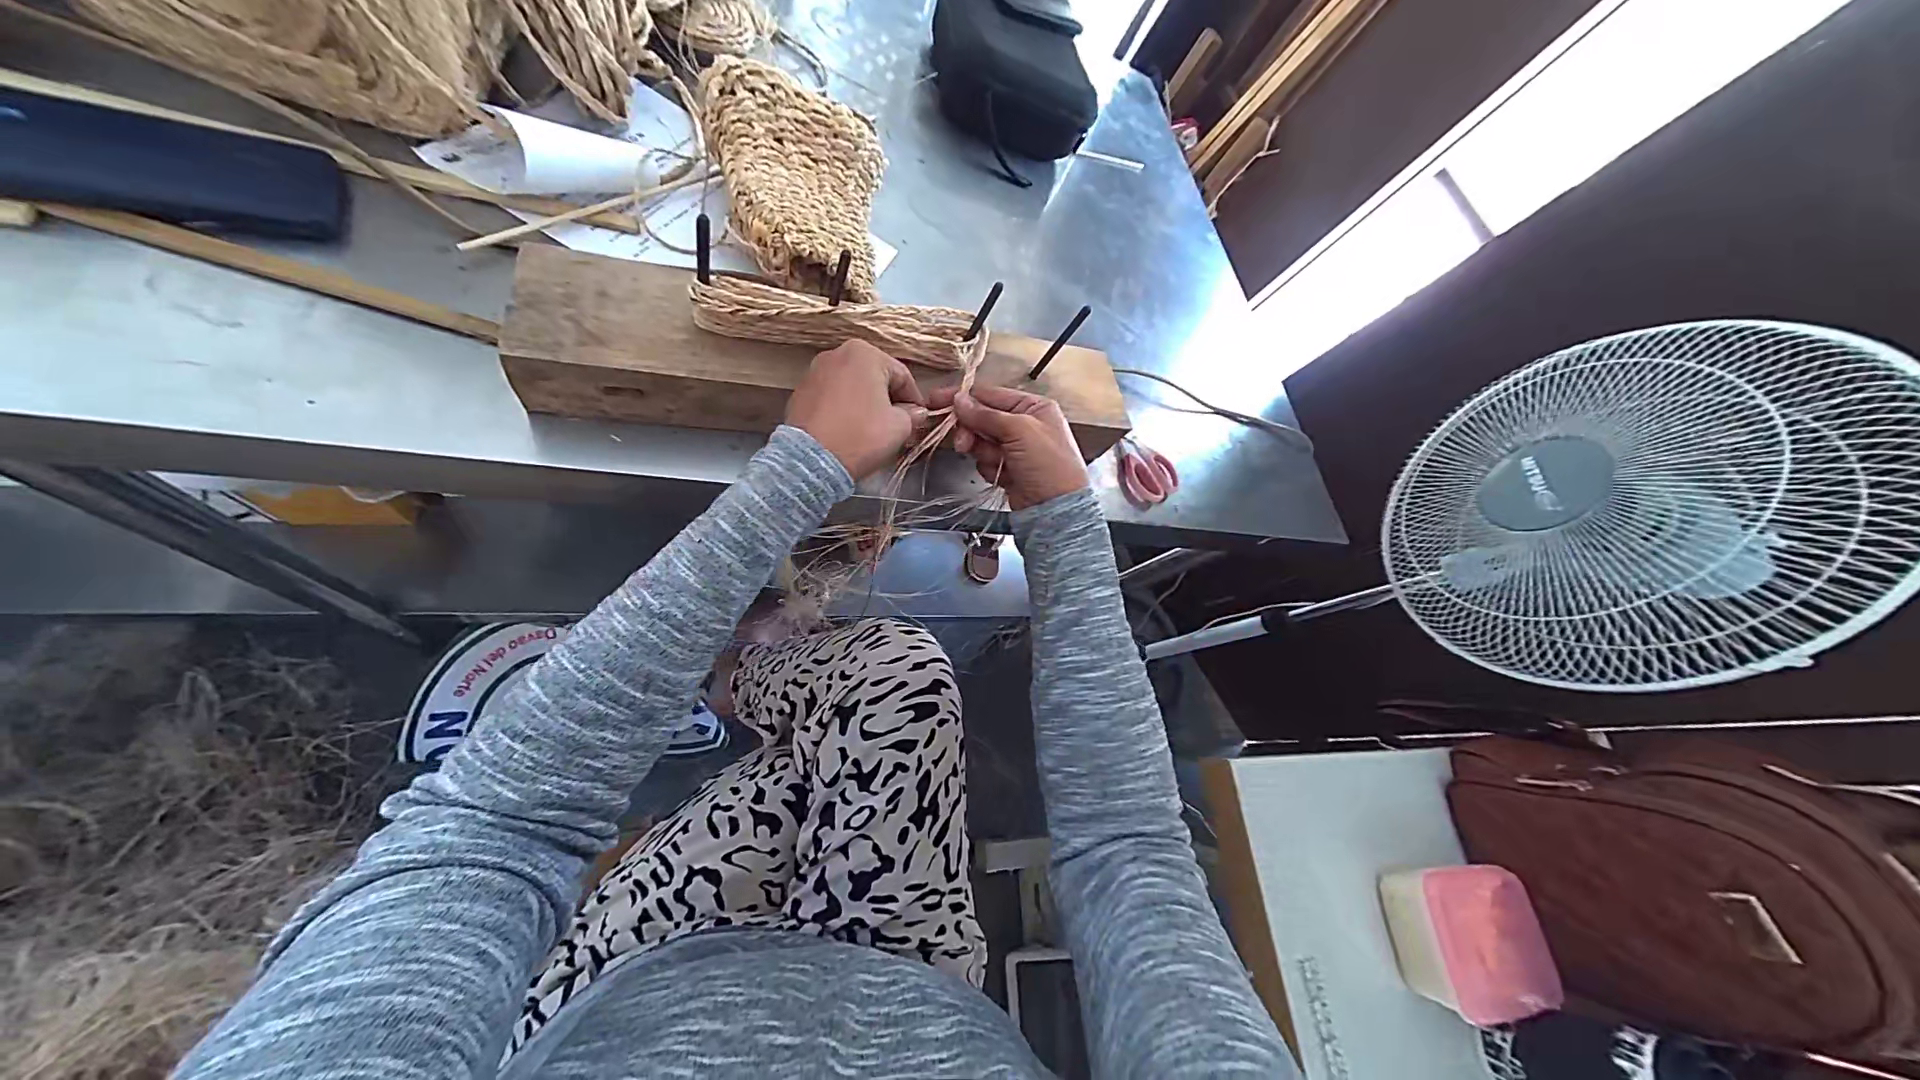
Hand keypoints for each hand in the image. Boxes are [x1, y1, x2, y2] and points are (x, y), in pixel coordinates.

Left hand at [787, 340, 928, 477]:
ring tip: (873, 431)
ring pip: (853, 387)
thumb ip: (913, 414)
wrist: (812, 460)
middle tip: (898, 427)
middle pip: (876, 378)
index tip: (919, 421)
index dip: (915, 401)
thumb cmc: (861, 436)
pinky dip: (845, 409)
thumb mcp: (900, 427)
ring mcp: (814, 371)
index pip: (902, 376)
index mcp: (865, 353)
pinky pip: (833, 397)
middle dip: (889, 401)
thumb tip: (915, 412)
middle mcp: (837, 354)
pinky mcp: (800, 392)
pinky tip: (849, 430)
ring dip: (867, 405)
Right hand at [928, 382, 1087, 509]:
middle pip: (982, 418)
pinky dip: (988, 467)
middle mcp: (1024, 424)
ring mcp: (1016, 448)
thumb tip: (959, 399)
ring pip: (980, 440)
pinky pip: (985, 460)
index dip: (963, 398)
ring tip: (996, 462)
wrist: (1055, 509)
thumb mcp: (1019, 430)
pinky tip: (1002, 474)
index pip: (990, 395)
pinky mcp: (1007, 468)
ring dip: (982, 452)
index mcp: (1033, 407)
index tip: (936, 400)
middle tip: (962, 443)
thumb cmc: (1049, 465)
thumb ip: (986, 414)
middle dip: (971, 430)